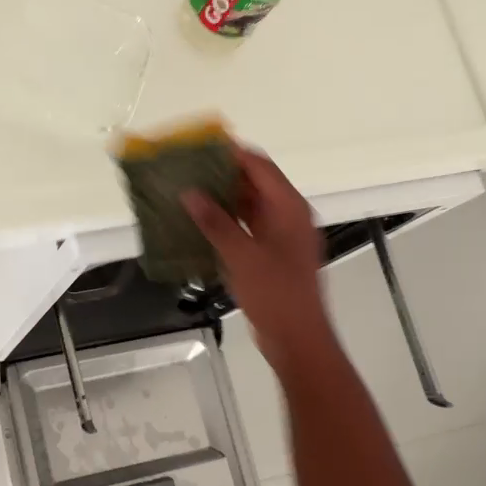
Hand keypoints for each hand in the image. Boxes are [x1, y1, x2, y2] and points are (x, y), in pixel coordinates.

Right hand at [184, 146, 336, 366]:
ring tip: (188, 193)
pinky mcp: (274, 255)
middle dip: (222, 175)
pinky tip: (201, 225)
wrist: (298, 339)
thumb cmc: (275, 295)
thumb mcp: (241, 256)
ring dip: (223, 199)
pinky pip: (249, 227)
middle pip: (255, 183)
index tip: (200, 146)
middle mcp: (289, 216)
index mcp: (289, 208)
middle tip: (187, 170)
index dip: (232, 153)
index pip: (259, 166)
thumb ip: (215, 222)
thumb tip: (190, 193)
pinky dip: (228, 222)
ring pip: (250, 206)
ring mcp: (282, 237)